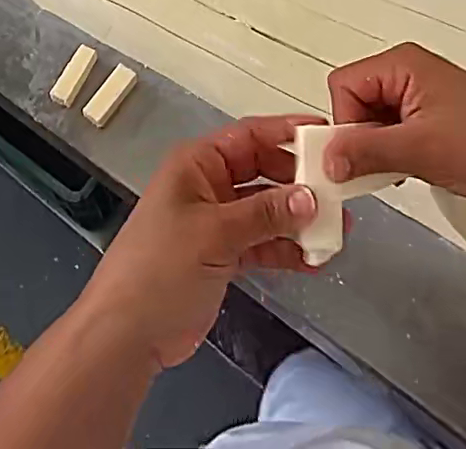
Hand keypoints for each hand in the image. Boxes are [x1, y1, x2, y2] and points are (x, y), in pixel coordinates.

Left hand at [76, 115, 322, 368]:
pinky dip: (284, 249)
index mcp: (197, 164)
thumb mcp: (214, 233)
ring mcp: (215, 221)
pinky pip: (261, 242)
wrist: (127, 332)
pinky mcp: (221, 253)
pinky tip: (313, 259)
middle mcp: (207, 185)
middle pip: (262, 171)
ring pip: (265, 209)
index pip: (248, 136)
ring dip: (297, 219)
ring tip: (336, 228)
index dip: (286, 132)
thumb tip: (309, 197)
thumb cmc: (159, 267)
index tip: (323, 133)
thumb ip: (264, 214)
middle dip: (298, 182)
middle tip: (338, 190)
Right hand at [325, 43, 465, 215]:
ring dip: (378, 146)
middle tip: (380, 165)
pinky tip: (411, 168)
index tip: (359, 153)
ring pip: (373, 117)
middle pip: (356, 99)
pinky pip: (393, 127)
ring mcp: (423, 92)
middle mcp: (409, 70)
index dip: (345, 120)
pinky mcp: (434, 114)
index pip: (344, 84)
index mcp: (402, 63)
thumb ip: (363, 151)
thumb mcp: (417, 151)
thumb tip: (325, 160)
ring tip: (401, 168)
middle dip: (361, 135)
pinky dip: (393, 149)